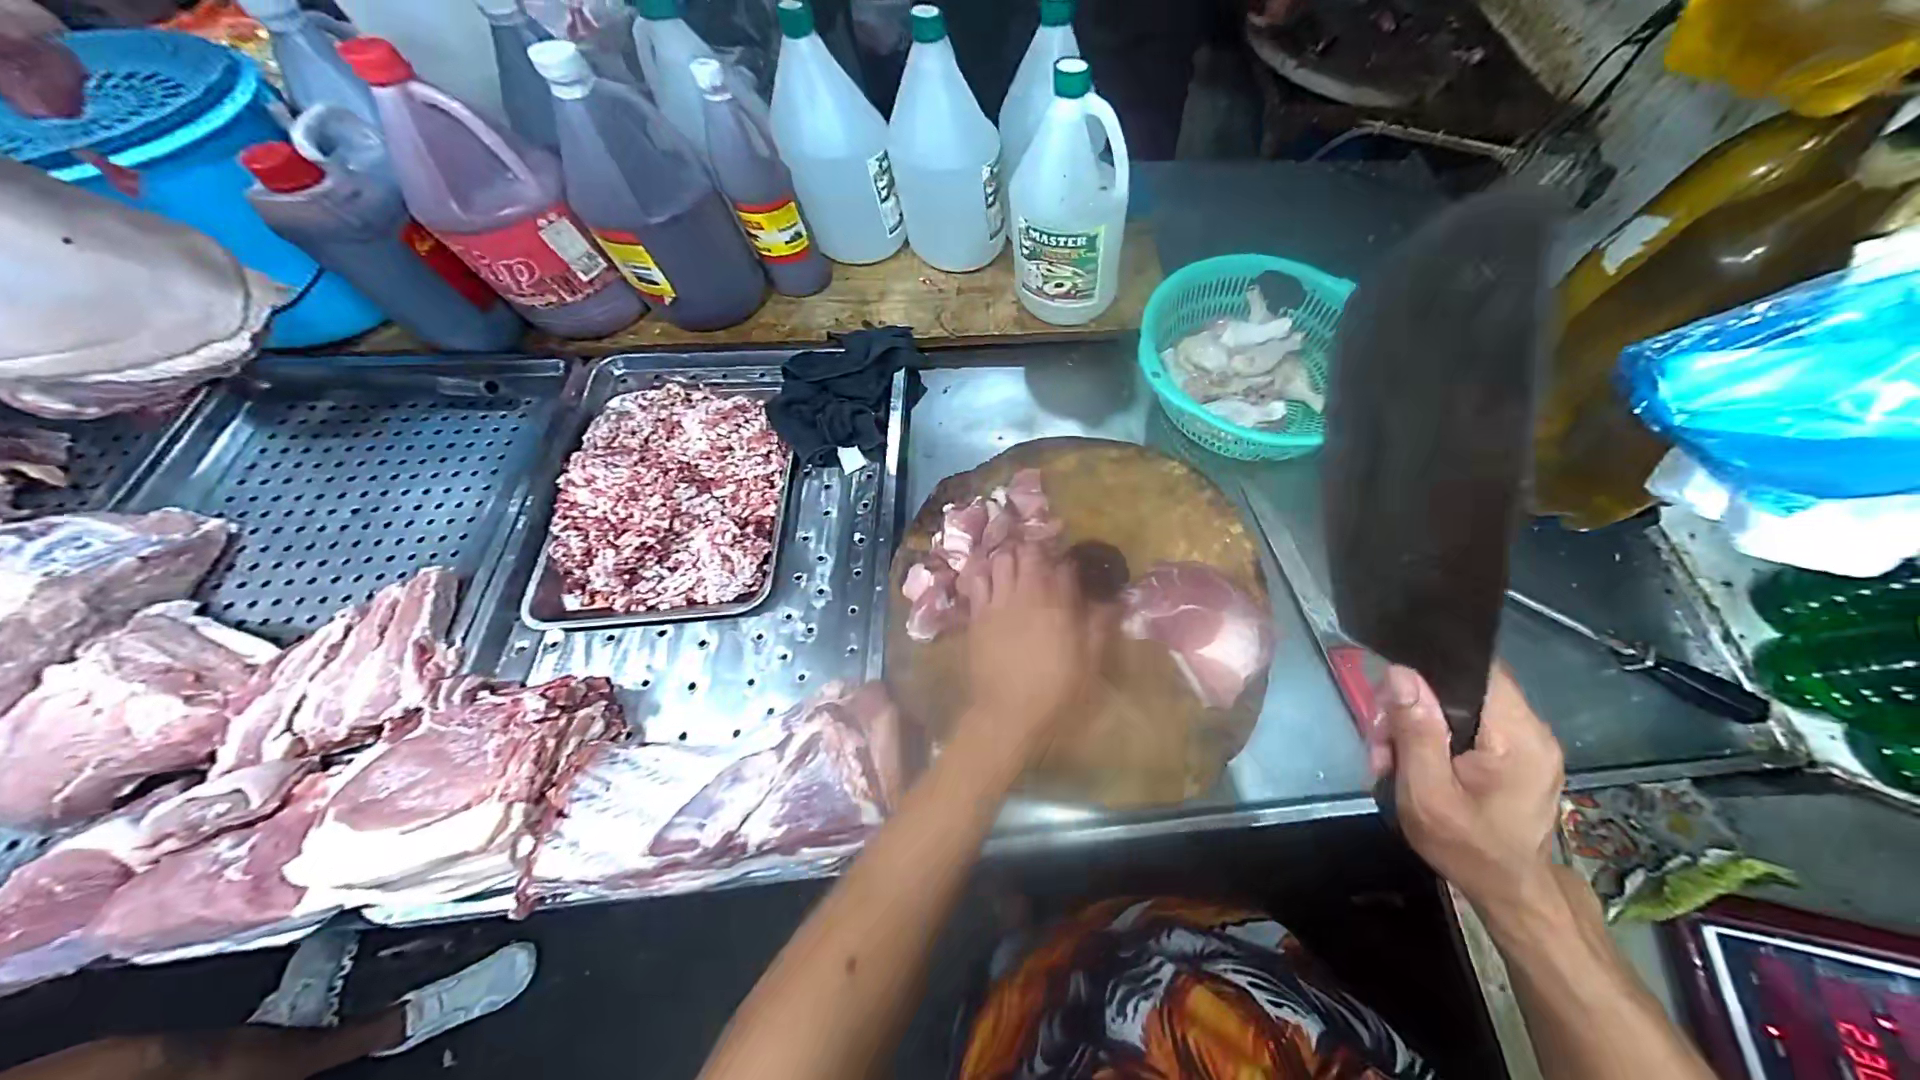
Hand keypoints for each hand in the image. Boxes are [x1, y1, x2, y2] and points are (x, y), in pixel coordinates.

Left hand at [959, 543, 1102, 760]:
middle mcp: (1027, 594)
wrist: (1008, 712)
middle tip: (1040, 562)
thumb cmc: (1054, 690)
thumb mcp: (1089, 663)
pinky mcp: (977, 614)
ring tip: (1015, 567)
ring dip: (1009, 558)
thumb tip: (1111, 602)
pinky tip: (989, 580)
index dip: (1066, 563)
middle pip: (1028, 553)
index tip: (1069, 569)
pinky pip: (976, 581)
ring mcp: (998, 602)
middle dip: (1036, 552)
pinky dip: (983, 574)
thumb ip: (1099, 627)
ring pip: (1001, 560)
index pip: (1063, 566)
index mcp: (1058, 604)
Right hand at [1366, 664, 1564, 907]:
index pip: (1479, 670)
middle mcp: (1532, 731)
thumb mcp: (1427, 792)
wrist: (1508, 893)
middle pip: (1461, 688)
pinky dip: (1436, 736)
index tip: (1391, 694)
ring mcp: (1528, 743)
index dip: (1430, 670)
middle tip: (1381, 744)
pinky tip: (1414, 760)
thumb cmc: (1467, 846)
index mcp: (1518, 737)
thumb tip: (1400, 674)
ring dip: (1417, 725)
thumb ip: (1415, 731)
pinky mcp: (1517, 753)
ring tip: (1391, 760)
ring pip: (1459, 705)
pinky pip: (1469, 724)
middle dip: (1411, 707)